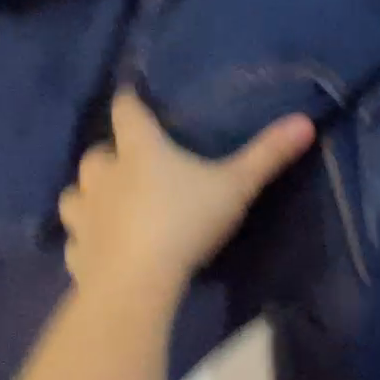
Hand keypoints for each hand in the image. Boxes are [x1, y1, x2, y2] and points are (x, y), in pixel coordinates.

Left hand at [57, 89, 314, 298]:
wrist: (135, 285)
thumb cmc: (185, 221)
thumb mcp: (238, 184)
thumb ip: (268, 153)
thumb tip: (305, 120)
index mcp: (142, 152)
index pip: (128, 114)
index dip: (130, 102)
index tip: (130, 93)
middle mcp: (105, 178)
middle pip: (96, 155)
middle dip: (110, 152)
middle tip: (130, 156)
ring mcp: (85, 218)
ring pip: (74, 194)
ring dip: (88, 191)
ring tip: (108, 196)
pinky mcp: (77, 255)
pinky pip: (76, 238)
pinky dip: (87, 234)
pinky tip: (101, 242)